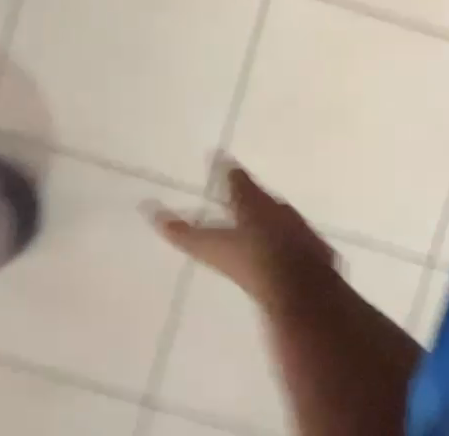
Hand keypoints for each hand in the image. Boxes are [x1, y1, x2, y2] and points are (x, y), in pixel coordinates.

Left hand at [148, 158, 337, 307]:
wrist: (300, 281)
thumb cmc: (269, 245)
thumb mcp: (255, 209)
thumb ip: (241, 189)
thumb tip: (224, 166)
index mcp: (208, 242)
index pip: (178, 229)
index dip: (165, 217)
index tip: (148, 206)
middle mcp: (220, 253)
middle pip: (200, 235)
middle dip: (195, 221)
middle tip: (188, 206)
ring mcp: (243, 259)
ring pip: (227, 237)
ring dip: (224, 223)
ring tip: (228, 205)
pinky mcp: (266, 261)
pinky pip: (252, 238)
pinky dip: (251, 227)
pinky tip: (265, 218)